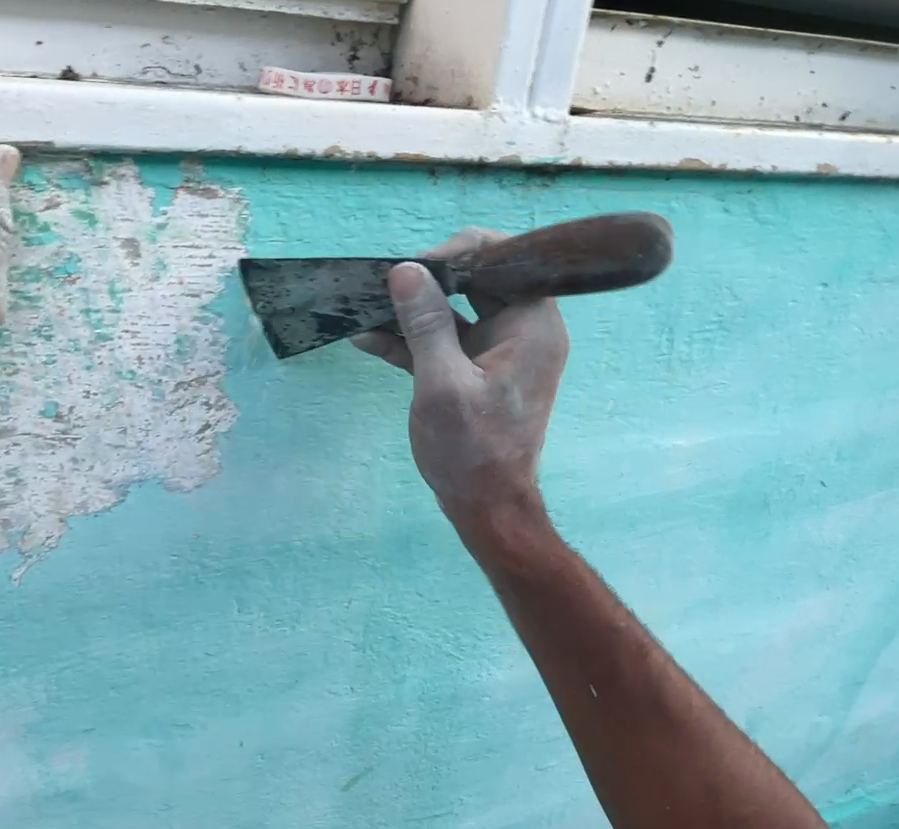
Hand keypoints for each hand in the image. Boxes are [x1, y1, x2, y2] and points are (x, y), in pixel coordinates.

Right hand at [352, 228, 570, 515]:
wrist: (486, 507)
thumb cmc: (471, 450)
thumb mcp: (442, 384)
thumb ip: (425, 324)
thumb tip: (405, 270)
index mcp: (532, 324)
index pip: (503, 259)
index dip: (456, 252)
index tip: (412, 267)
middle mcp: (522, 330)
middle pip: (476, 281)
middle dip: (428, 280)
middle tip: (384, 284)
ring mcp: (498, 352)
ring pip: (455, 311)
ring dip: (412, 312)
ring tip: (367, 306)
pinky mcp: (475, 373)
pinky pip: (445, 342)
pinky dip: (411, 340)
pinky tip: (368, 337)